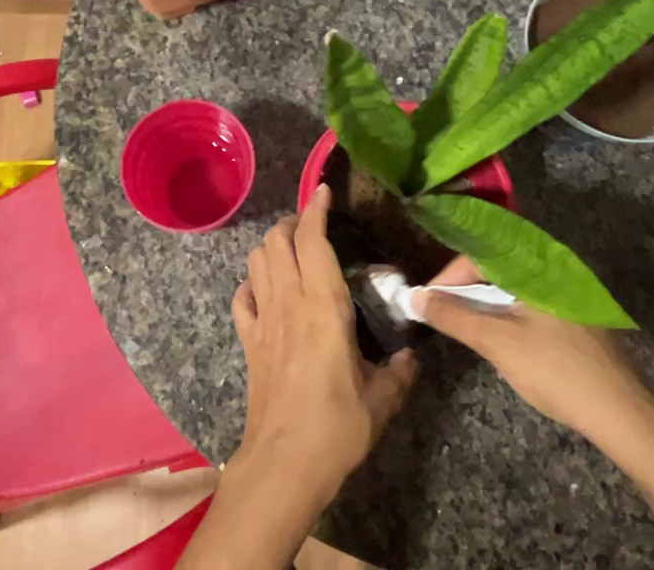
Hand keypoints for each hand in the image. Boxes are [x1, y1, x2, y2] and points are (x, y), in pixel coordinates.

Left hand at [229, 184, 418, 493]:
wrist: (283, 462)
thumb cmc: (337, 425)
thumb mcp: (381, 400)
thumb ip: (400, 373)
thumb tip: (413, 357)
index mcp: (324, 305)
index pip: (313, 241)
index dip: (316, 210)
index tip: (323, 191)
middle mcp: (289, 301)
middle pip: (277, 241)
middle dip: (292, 223)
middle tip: (312, 225)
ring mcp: (263, 320)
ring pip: (256, 261)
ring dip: (271, 246)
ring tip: (291, 249)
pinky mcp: (248, 342)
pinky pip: (241, 298)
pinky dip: (251, 283)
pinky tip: (264, 290)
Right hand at [415, 257, 653, 441]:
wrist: (623, 412)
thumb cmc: (557, 371)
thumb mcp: (497, 343)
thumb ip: (453, 316)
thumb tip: (414, 297)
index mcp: (537, 265)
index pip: (480, 253)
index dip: (448, 275)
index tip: (425, 299)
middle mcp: (555, 267)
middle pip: (496, 263)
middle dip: (463, 284)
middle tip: (439, 309)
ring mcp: (569, 290)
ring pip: (513, 282)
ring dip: (484, 297)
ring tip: (461, 320)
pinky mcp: (575, 313)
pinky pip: (529, 297)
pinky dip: (505, 307)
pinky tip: (496, 331)